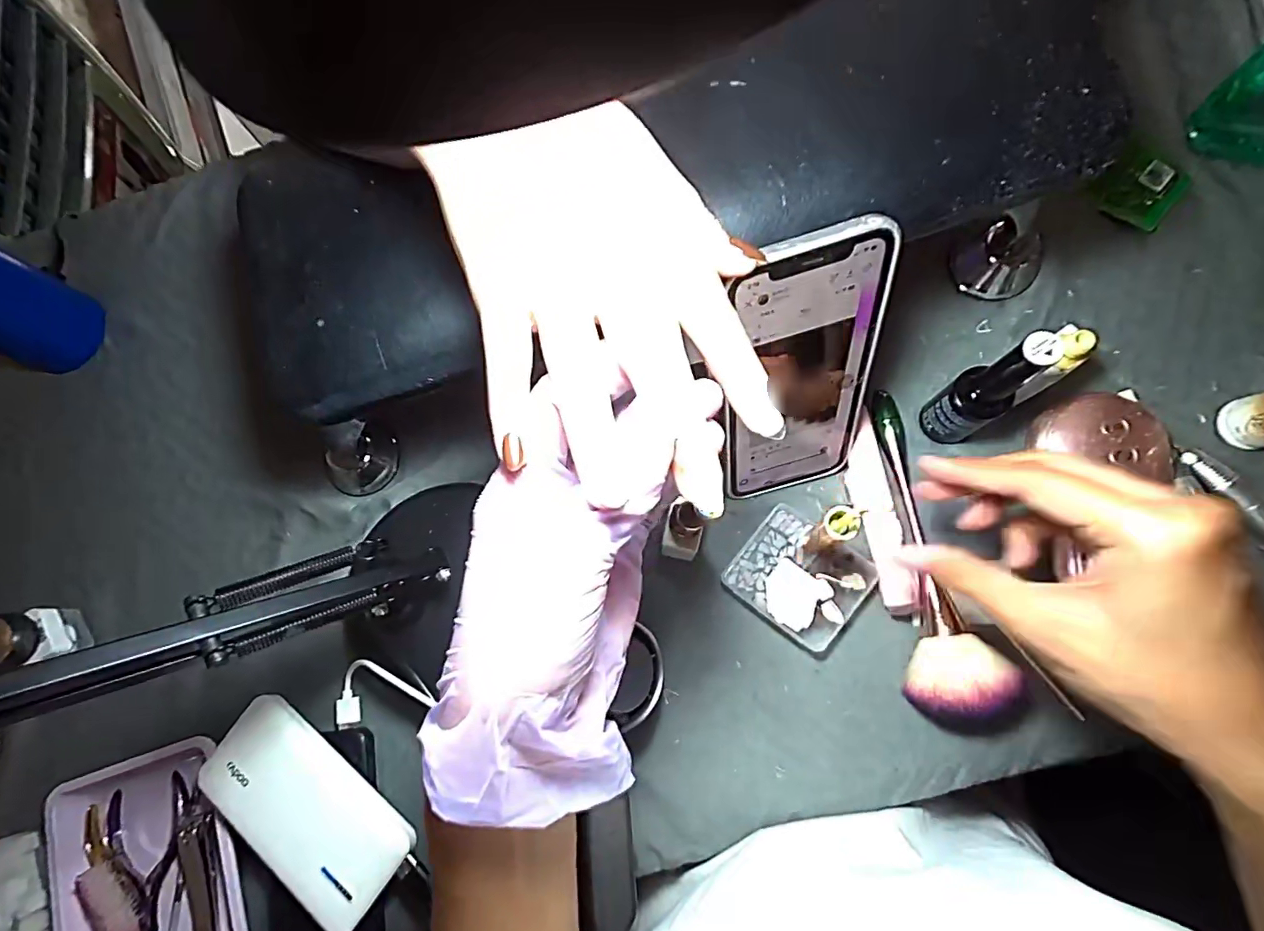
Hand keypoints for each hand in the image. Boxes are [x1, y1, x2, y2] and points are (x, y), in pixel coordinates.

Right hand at [414, 101, 781, 516]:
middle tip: (691, 492)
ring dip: (595, 445)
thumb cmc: (590, 145)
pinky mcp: (500, 291)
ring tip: (608, 492)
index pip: (718, 333)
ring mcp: (555, 289)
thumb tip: (743, 270)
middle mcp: (616, 279)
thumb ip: (706, 240)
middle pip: (654, 374)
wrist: (509, 104)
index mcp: (665, 255)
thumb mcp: (668, 187)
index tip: (764, 427)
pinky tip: (520, 452)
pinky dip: (508, 411)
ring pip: (579, 380)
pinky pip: (505, 362)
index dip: (745, 385)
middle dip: (674, 440)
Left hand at [419, 372, 721, 827]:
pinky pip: (653, 499)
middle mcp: (556, 490)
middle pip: (607, 427)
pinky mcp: (619, 547)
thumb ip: (619, 484)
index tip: (652, 361)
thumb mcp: (567, 547)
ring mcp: (591, 517)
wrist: (533, 705)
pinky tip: (695, 467)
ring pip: (637, 459)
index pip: (564, 404)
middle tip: (698, 394)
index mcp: (523, 479)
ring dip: (673, 441)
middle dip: (652, 403)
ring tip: (706, 428)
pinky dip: (678, 480)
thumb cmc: (517, 635)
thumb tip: (664, 425)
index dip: (607, 377)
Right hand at [898, 452, 1263, 782]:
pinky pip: (1103, 513)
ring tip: (1003, 559)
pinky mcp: (1186, 530)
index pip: (1044, 481)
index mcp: (1153, 526)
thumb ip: (973, 578)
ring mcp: (1190, 514)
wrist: (1234, 725)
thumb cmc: (1143, 681)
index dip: (976, 475)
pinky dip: (1061, 531)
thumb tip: (912, 552)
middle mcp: (1181, 503)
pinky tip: (1038, 561)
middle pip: (1062, 474)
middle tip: (944, 503)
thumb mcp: (1044, 626)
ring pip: (1080, 493)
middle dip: (997, 489)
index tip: (930, 470)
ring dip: (1029, 518)